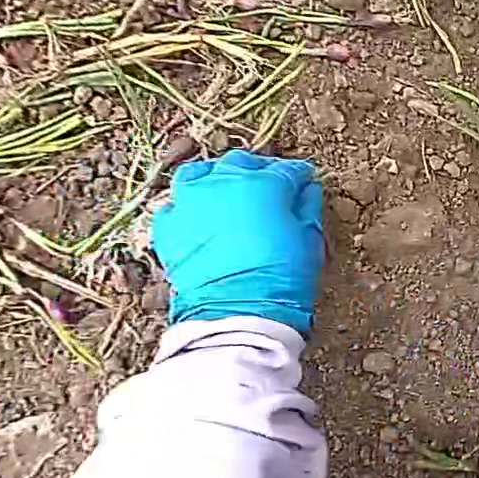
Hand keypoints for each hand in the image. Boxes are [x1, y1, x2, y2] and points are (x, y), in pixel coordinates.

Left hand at [152, 151, 324, 334]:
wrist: (239, 314)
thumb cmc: (283, 278)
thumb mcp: (310, 241)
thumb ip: (308, 209)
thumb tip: (307, 190)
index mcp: (265, 184)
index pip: (288, 171)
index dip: (300, 176)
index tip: (305, 182)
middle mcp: (224, 182)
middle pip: (243, 164)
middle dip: (260, 171)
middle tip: (271, 187)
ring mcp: (190, 201)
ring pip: (201, 173)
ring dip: (218, 178)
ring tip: (229, 193)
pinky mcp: (168, 226)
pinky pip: (176, 205)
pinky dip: (189, 206)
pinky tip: (201, 218)